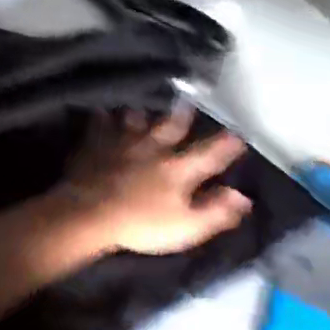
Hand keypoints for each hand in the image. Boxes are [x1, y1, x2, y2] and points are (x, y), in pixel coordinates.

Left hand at [60, 102, 249, 255]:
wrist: (87, 212)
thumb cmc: (140, 224)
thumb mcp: (186, 226)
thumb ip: (216, 211)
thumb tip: (242, 196)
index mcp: (177, 169)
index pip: (208, 154)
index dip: (225, 145)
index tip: (237, 134)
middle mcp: (152, 149)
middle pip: (169, 128)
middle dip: (181, 116)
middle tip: (187, 102)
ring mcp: (121, 144)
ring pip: (134, 122)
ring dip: (140, 115)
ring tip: (142, 108)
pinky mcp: (93, 146)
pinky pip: (99, 126)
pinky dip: (101, 118)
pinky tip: (99, 112)